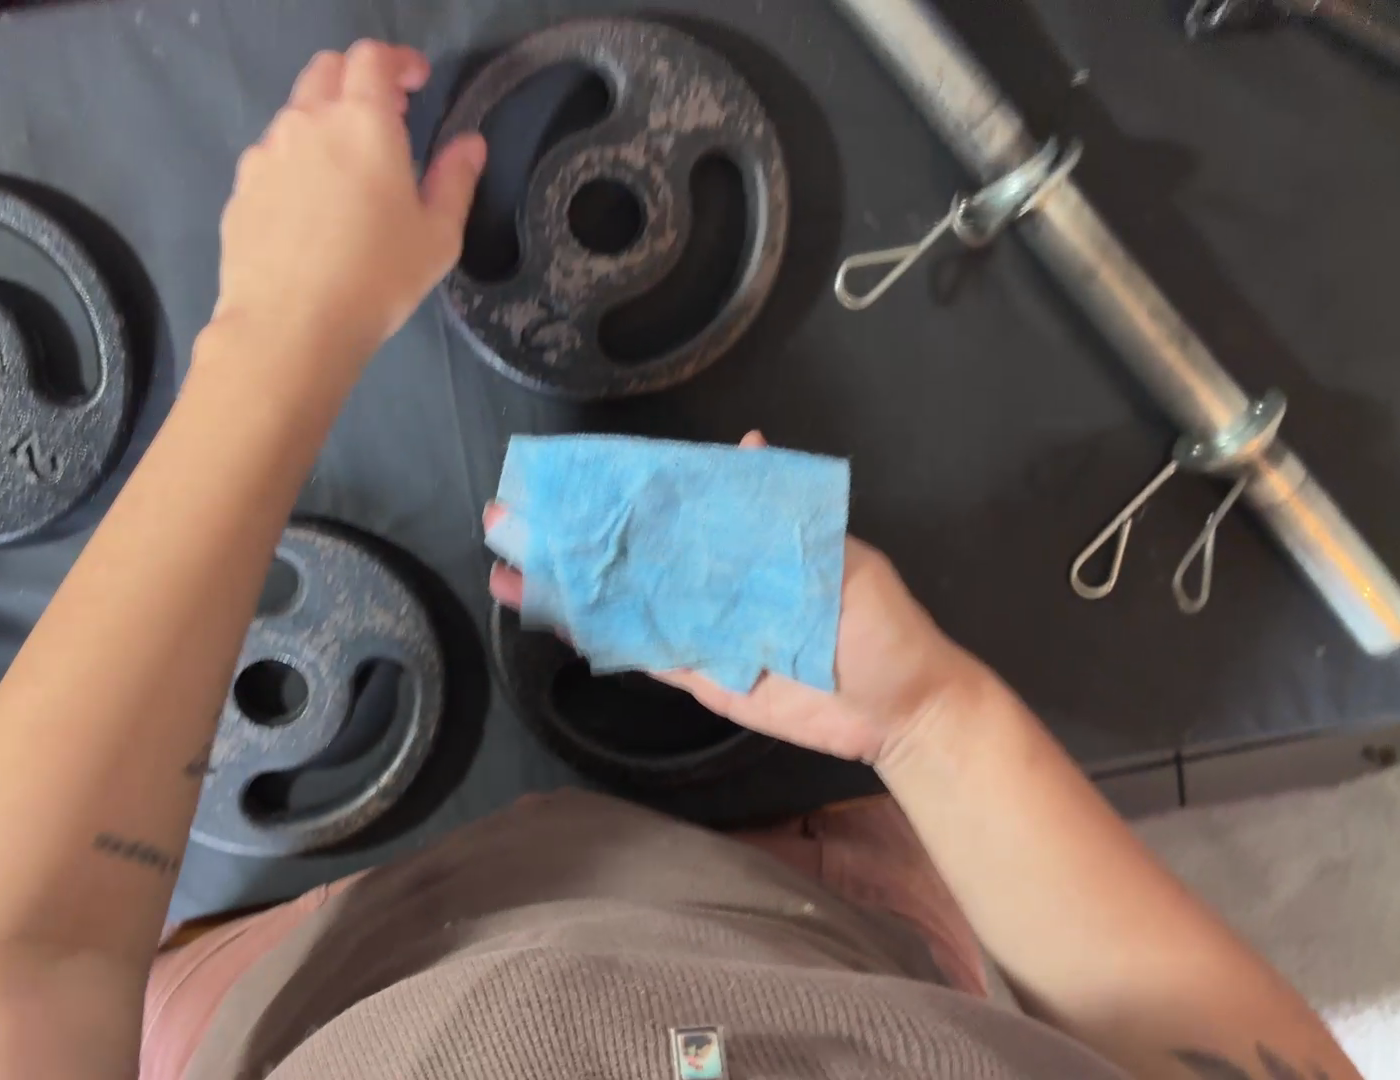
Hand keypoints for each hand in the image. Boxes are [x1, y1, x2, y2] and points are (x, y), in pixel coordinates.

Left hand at [212, 41, 487, 366]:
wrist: (292, 327)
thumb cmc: (378, 281)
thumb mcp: (438, 238)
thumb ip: (456, 182)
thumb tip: (469, 145)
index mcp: (363, 122)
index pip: (374, 59)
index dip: (398, 62)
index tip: (415, 82)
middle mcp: (308, 122)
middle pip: (326, 72)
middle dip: (356, 82)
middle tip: (381, 119)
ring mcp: (266, 155)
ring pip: (294, 117)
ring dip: (322, 126)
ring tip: (342, 174)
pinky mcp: (241, 192)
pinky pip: (270, 161)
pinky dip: (294, 166)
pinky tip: (306, 212)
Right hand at [487, 433, 986, 766]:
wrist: (895, 710)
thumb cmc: (876, 624)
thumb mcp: (841, 556)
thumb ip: (787, 510)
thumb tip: (749, 440)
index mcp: (734, 539)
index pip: (661, 507)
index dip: (610, 492)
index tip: (559, 480)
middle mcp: (702, 575)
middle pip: (623, 553)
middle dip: (563, 538)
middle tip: (504, 522)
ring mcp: (691, 624)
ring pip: (616, 601)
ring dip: (562, 586)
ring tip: (505, 572)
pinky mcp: (691, 670)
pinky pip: (636, 649)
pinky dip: (594, 634)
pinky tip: (552, 618)